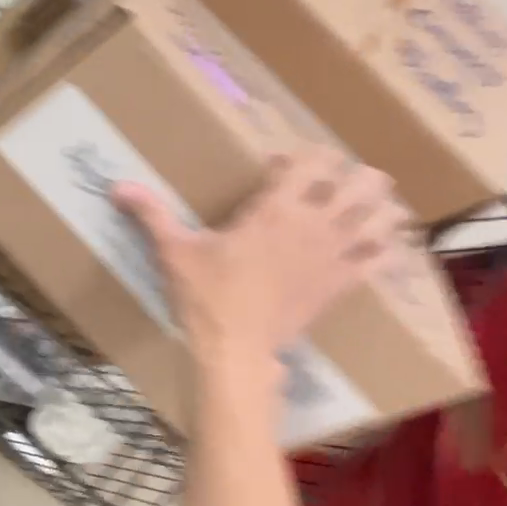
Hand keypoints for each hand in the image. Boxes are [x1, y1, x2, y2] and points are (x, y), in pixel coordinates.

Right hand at [114, 145, 411, 367]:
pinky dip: (384, 246)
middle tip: (321, 188)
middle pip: (366, 179)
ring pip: (387, 211)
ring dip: (375, 206)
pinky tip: (365, 247)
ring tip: (352, 211)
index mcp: (277, 209)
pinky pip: (388, 254)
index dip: (299, 158)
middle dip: (349, 176)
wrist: (234, 347)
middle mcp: (318, 223)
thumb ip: (152, 214)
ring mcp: (339, 253)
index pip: (313, 160)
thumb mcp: (172, 252)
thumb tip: (118, 186)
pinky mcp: (347, 281)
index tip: (274, 171)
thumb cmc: (203, 296)